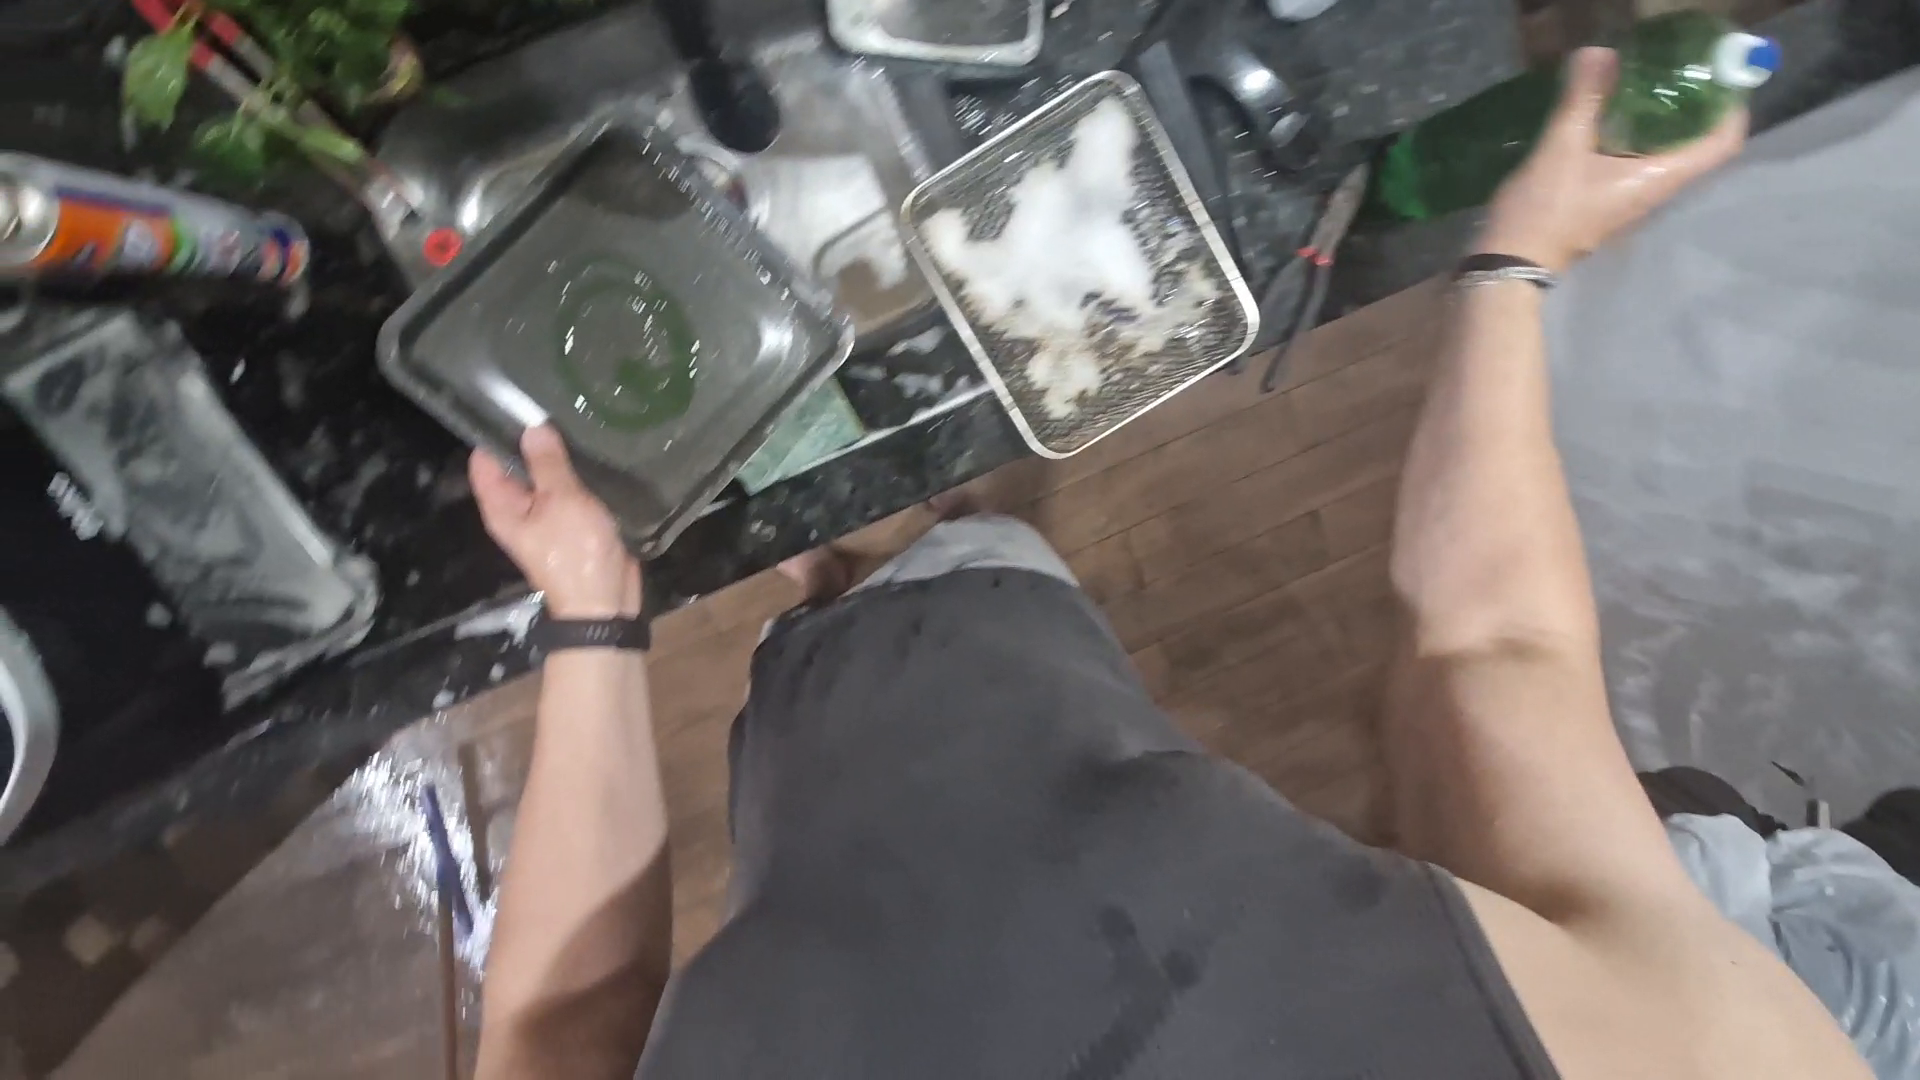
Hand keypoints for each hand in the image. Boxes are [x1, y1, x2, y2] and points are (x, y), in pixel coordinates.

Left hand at [469, 424, 641, 618]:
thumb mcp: (562, 502)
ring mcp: (550, 518)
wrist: (606, 601)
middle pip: (521, 467)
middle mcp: (521, 510)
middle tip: (561, 408)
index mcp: (503, 507)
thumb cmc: (576, 552)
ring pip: (552, 479)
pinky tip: (601, 457)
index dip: (499, 432)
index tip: (522, 405)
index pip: (486, 459)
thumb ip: (548, 463)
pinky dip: (584, 478)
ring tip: (583, 425)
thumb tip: (533, 427)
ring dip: (566, 460)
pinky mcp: (577, 524)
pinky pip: (575, 494)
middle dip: (539, 442)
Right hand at [1478, 46, 1747, 273]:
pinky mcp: (1601, 212)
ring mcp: (1626, 206)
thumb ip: (1582, 101)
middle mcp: (1653, 194)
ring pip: (1660, 158)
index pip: (1724, 140)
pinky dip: (1628, 147)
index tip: (1708, 79)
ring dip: (1655, 128)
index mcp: (1659, 178)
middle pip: (1694, 145)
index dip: (1727, 105)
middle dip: (1688, 109)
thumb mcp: (1559, 150)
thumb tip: (1598, 54)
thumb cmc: (1541, 213)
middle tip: (1669, 79)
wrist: (1504, 266)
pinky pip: (1631, 171)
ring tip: (1634, 99)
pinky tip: (1603, 132)